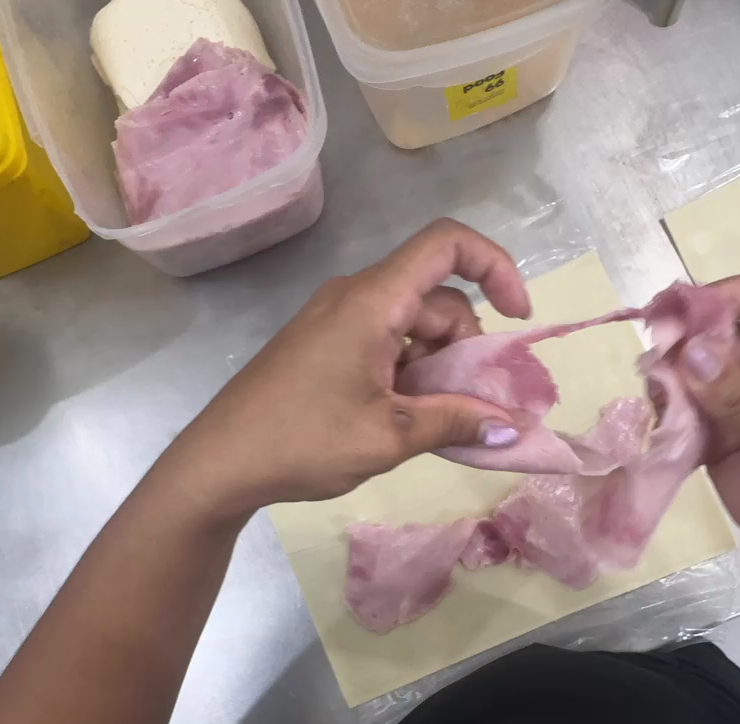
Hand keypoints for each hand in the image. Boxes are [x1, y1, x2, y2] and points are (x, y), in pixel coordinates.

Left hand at [160, 220, 531, 518]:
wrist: (220, 463)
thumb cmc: (303, 443)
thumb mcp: (388, 437)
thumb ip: (455, 423)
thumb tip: (511, 427)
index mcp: (372, 302)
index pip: (447, 244)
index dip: (495, 266)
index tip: (519, 318)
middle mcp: (354, 297)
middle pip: (435, 297)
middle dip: (465, 347)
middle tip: (465, 407)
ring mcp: (335, 320)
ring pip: (411, 325)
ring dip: (436, 367)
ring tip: (429, 423)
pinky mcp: (323, 345)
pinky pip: (383, 343)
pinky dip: (407, 373)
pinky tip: (402, 418)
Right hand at [682, 270, 739, 580]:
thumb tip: (687, 352)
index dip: (719, 298)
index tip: (671, 319)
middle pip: (720, 332)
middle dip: (684, 345)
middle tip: (652, 369)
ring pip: (695, 372)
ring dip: (670, 384)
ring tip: (657, 408)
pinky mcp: (720, 438)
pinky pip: (684, 413)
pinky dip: (667, 419)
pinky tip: (660, 433)